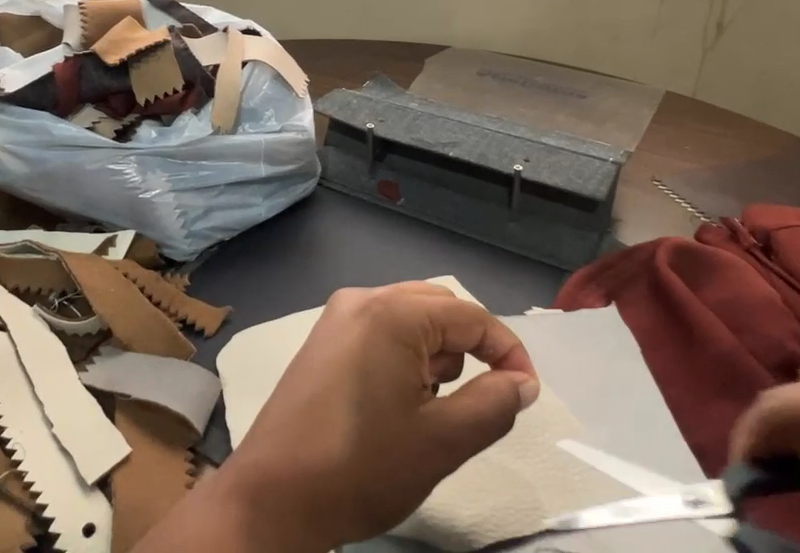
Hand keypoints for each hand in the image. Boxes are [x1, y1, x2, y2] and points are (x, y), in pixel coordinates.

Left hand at [139, 282, 540, 552]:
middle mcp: (361, 301)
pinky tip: (400, 402)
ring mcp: (335, 320)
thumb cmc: (361, 468)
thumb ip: (493, 405)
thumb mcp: (442, 442)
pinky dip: (405, 357)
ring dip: (436, 354)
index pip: (470, 316)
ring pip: (409, 320)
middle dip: (469, 350)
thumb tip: (522, 383)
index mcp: (391, 313)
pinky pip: (380, 333)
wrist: (273, 498)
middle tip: (477, 401)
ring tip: (432, 408)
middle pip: (438, 308)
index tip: (527, 394)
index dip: (507, 351)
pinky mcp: (322, 343)